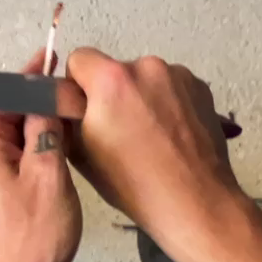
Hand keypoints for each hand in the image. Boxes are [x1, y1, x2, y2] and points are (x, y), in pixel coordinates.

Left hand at [0, 49, 82, 261]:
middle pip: (10, 109)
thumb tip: (43, 87)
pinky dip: (35, 144)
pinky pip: (12, 151)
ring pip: (13, 131)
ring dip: (41, 123)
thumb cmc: (32, 231)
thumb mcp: (48, 173)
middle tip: (77, 90)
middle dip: (41, 99)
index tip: (57, 55)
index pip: (9, 91)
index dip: (36, 73)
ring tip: (77, 112)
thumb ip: (46, 126)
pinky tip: (61, 142)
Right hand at [64, 48, 251, 260]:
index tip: (87, 113)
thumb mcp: (80, 153)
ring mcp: (178, 74)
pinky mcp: (200, 87)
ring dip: (140, 96)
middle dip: (110, 92)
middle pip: (113, 69)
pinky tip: (171, 133)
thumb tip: (61, 101)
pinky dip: (166, 102)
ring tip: (150, 135)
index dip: (77, 86)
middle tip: (118, 130)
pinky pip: (170, 86)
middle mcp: (146, 65)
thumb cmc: (133, 183)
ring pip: (143, 78)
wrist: (196, 203)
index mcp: (111, 79)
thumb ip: (64, 116)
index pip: (79, 59)